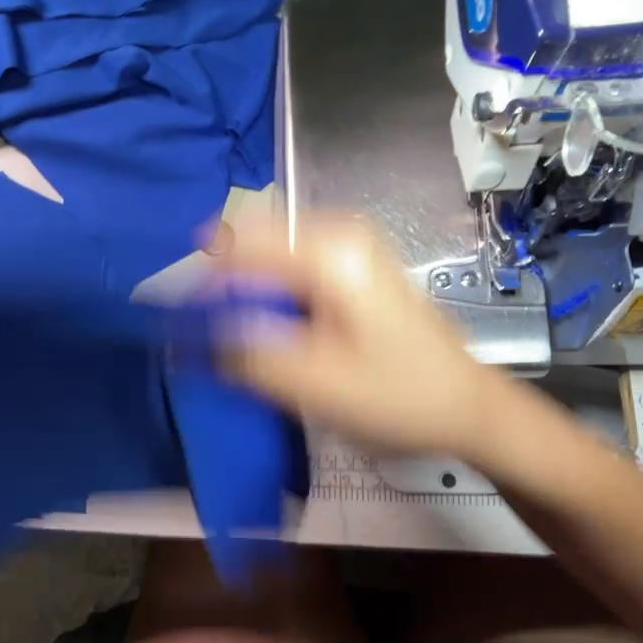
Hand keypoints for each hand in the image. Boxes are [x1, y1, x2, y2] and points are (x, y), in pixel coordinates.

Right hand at [214, 216, 508, 458]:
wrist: (467, 407)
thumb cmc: (398, 396)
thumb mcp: (316, 385)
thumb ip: (248, 357)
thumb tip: (187, 339)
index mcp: (332, 253)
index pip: (239, 249)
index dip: (200, 284)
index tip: (174, 323)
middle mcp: (340, 235)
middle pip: (252, 243)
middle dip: (219, 284)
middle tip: (195, 331)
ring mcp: (350, 248)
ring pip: (268, 256)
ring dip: (241, 291)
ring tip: (224, 334)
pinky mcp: (354, 267)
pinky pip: (290, 268)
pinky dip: (266, 293)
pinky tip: (262, 329)